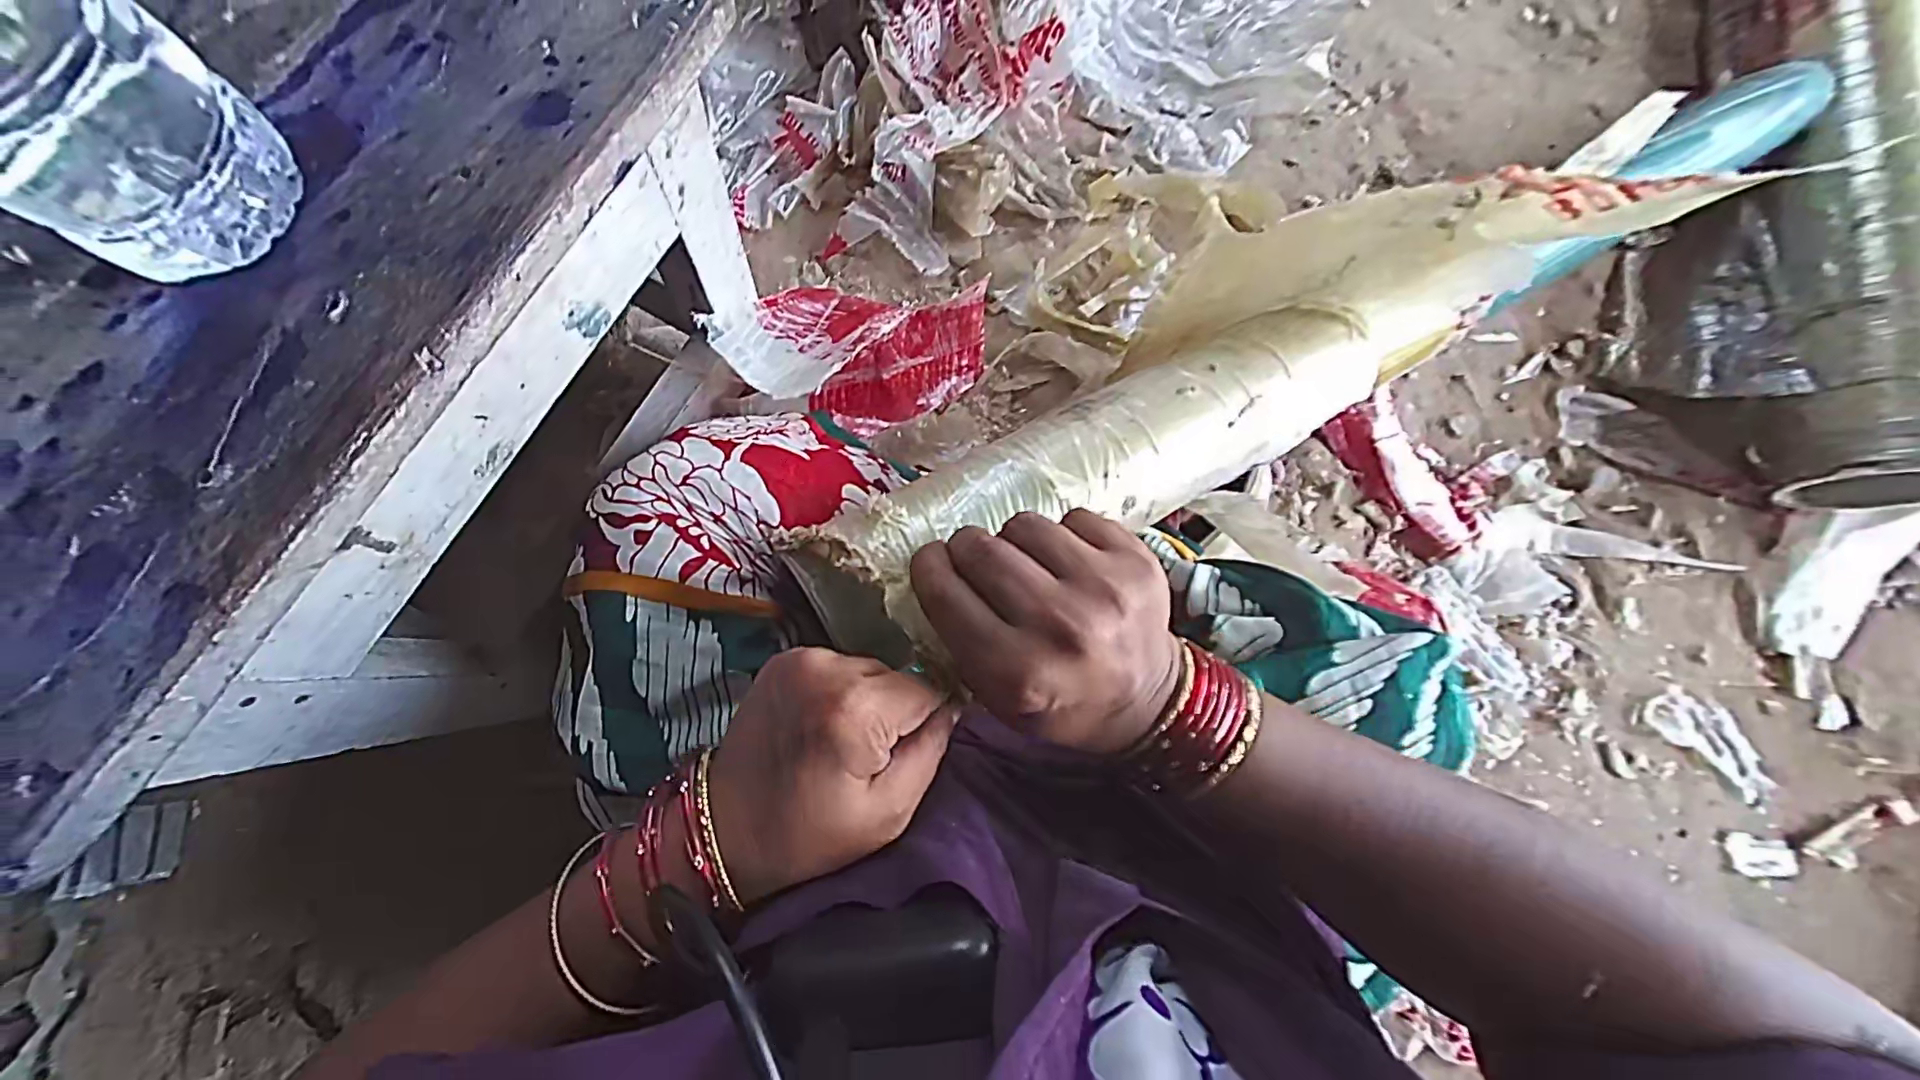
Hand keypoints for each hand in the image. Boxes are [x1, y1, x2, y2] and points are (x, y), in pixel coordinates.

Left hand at [706, 648, 958, 903]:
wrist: (725, 828)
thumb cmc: (809, 835)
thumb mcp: (889, 813)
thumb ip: (931, 750)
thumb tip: (954, 706)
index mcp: (856, 706)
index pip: (928, 690)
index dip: (924, 723)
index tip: (898, 754)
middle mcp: (828, 666)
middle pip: (897, 675)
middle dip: (894, 709)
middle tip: (865, 753)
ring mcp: (801, 657)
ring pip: (870, 668)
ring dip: (867, 698)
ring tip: (840, 738)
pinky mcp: (784, 658)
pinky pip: (840, 666)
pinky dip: (840, 690)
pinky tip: (822, 721)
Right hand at [909, 510, 1182, 754]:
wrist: (1148, 703)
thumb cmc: (1062, 704)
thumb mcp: (996, 699)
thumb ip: (958, 640)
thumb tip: (935, 572)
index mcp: (1016, 671)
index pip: (945, 592)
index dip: (929, 567)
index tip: (933, 562)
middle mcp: (1059, 626)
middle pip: (981, 549)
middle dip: (967, 549)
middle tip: (976, 561)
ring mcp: (1103, 588)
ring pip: (1023, 524)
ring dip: (1014, 540)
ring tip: (1027, 564)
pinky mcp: (1135, 560)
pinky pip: (1072, 517)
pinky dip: (1062, 535)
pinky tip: (1069, 563)